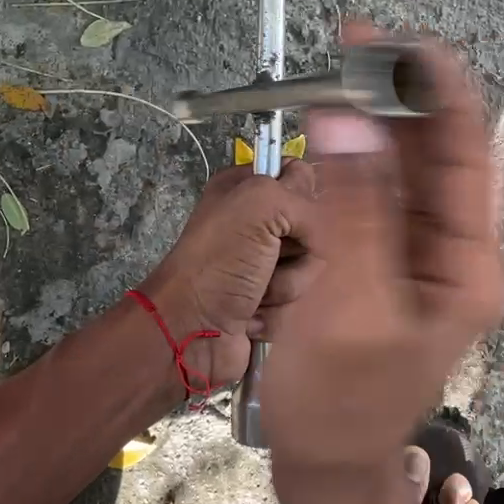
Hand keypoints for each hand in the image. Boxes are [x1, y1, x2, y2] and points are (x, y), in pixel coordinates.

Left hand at [138, 159, 319, 390]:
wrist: (189, 329)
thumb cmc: (220, 259)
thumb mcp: (258, 205)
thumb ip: (298, 196)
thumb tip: (315, 231)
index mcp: (244, 189)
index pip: (296, 174)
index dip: (301, 195)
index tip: (291, 216)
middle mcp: (251, 223)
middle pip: (308, 228)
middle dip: (298, 250)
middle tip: (273, 257)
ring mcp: (258, 265)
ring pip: (306, 269)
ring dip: (286, 286)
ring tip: (257, 295)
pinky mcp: (263, 303)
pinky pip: (294, 304)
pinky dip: (275, 314)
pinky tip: (250, 318)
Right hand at [262, 34, 503, 503]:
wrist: (329, 463)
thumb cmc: (343, 398)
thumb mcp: (352, 304)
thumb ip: (355, 210)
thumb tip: (346, 118)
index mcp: (470, 260)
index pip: (467, 148)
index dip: (438, 86)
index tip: (398, 38)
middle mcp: (454, 244)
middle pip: (438, 146)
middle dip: (402, 89)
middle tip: (354, 41)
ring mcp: (420, 248)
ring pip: (406, 160)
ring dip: (378, 112)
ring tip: (340, 68)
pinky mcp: (385, 252)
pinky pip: (376, 185)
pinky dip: (356, 150)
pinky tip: (333, 124)